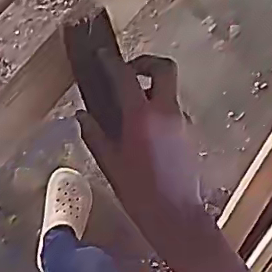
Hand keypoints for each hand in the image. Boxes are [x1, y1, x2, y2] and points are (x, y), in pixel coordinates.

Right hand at [77, 52, 212, 256]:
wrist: (176, 215)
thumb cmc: (138, 192)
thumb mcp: (109, 163)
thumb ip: (95, 134)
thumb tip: (82, 115)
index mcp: (142, 117)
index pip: (126, 78)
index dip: (112, 63)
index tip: (102, 55)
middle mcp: (167, 112)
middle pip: (163, 69)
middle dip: (145, 63)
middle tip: (126, 72)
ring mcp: (182, 122)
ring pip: (168, 92)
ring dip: (150, 92)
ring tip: (129, 111)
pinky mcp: (189, 134)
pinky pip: (172, 112)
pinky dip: (157, 112)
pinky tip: (143, 134)